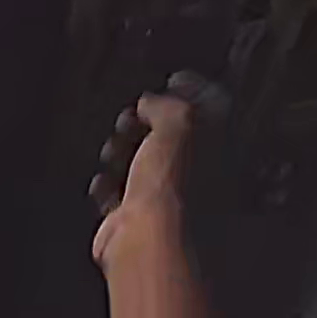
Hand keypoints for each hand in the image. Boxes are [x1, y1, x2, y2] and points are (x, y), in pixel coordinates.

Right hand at [90, 93, 194, 268]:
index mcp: (216, 146)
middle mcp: (193, 172)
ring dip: (123, 152)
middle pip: (170, 136)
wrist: (143, 238)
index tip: (171, 79)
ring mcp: (161, 199)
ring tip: (111, 147)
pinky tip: (100, 180)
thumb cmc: (168, 182)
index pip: (211, 105)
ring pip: (141, 165)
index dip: (191, 88)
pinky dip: (106, 186)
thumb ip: (166, 104)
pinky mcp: (131, 220)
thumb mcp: (177, 122)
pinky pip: (116, 196)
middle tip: (130, 116)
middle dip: (147, 122)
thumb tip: (149, 100)